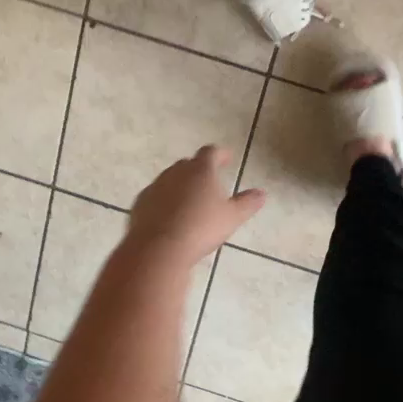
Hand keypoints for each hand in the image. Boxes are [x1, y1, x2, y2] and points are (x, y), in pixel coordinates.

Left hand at [123, 145, 264, 265]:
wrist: (159, 249)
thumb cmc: (201, 229)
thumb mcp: (232, 218)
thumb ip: (247, 203)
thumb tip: (262, 193)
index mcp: (200, 170)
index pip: (211, 152)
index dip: (220, 154)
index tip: (227, 158)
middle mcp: (175, 172)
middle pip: (188, 164)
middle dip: (199, 169)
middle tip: (209, 180)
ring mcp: (155, 187)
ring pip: (170, 179)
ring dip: (180, 185)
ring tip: (190, 200)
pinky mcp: (140, 203)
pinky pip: (156, 196)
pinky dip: (164, 201)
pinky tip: (170, 216)